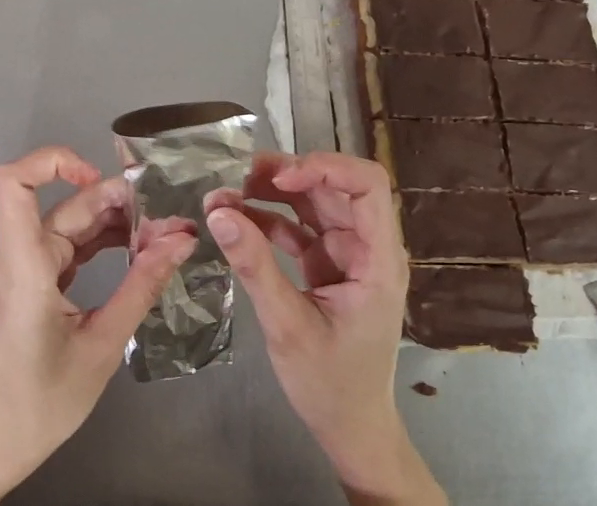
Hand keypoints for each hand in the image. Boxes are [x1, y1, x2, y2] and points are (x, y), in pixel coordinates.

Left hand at [0, 146, 196, 505]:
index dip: (53, 162)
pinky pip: (69, 248)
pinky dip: (103, 245)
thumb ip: (141, 287)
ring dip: (116, 223)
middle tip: (170, 223)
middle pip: (67, 204)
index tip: (102, 178)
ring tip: (163, 239)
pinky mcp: (32, 284)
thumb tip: (180, 239)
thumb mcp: (101, 345)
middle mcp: (20, 255)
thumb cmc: (36, 402)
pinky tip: (139, 256)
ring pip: (71, 223)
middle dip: (120, 203)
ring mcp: (24, 268)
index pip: (13, 182)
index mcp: (26, 263)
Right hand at [205, 152, 445, 505]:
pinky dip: (268, 220)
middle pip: (334, 187)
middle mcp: (367, 247)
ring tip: (225, 195)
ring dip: (271, 194)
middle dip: (285, 176)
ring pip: (313, 202)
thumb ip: (255, 267)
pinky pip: (299, 228)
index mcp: (378, 259)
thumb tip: (219, 213)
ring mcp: (347, 255)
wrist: (349, 428)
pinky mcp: (327, 265)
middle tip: (236, 180)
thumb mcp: (287, 326)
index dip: (326, 168)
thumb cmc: (330, 384)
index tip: (280, 178)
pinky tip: (235, 220)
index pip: (367, 186)